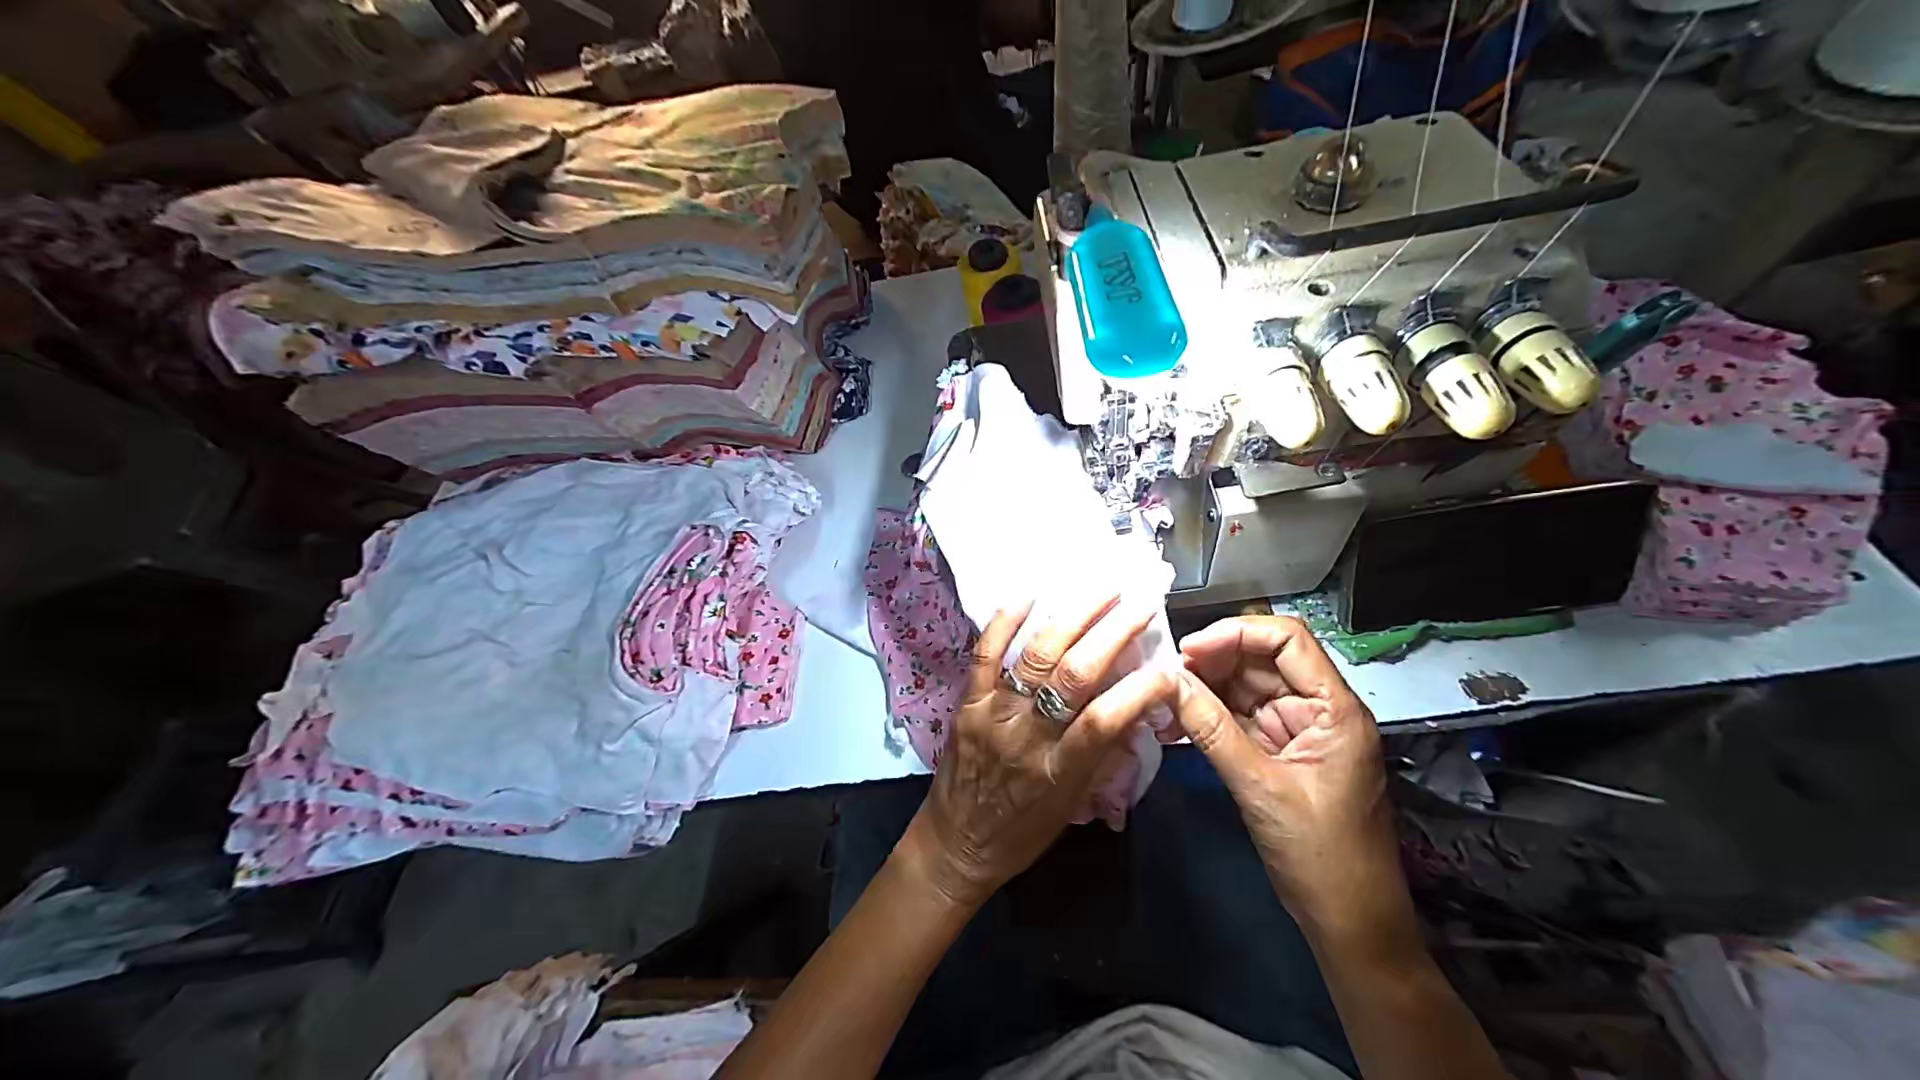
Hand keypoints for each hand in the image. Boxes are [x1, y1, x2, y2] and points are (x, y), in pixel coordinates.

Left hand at [895, 595, 1174, 909]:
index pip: (1104, 721)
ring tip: (1100, 592)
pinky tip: (1029, 597)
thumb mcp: (1071, 807)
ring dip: (1071, 619)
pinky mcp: (967, 703)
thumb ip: (1101, 759)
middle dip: (1111, 635)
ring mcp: (992, 715)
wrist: (954, 846)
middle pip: (1073, 676)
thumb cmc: (1020, 833)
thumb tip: (1135, 712)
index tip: (1167, 666)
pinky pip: (984, 655)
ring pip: (1035, 658)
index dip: (1139, 690)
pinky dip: (1005, 624)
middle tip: (1139, 605)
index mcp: (1059, 771)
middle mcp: (1026, 737)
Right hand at [1173, 616, 1403, 939]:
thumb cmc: (1321, 856)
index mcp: (1335, 709)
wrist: (1348, 922)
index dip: (1236, 634)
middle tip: (1166, 674)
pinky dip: (1209, 715)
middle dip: (1213, 661)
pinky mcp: (1278, 751)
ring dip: (1205, 687)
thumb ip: (1211, 729)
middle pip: (1262, 660)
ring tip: (1163, 694)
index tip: (1189, 650)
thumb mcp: (1260, 788)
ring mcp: (1297, 730)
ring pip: (1245, 688)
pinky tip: (1176, 717)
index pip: (1287, 640)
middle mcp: (1318, 709)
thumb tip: (1166, 681)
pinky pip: (1239, 717)